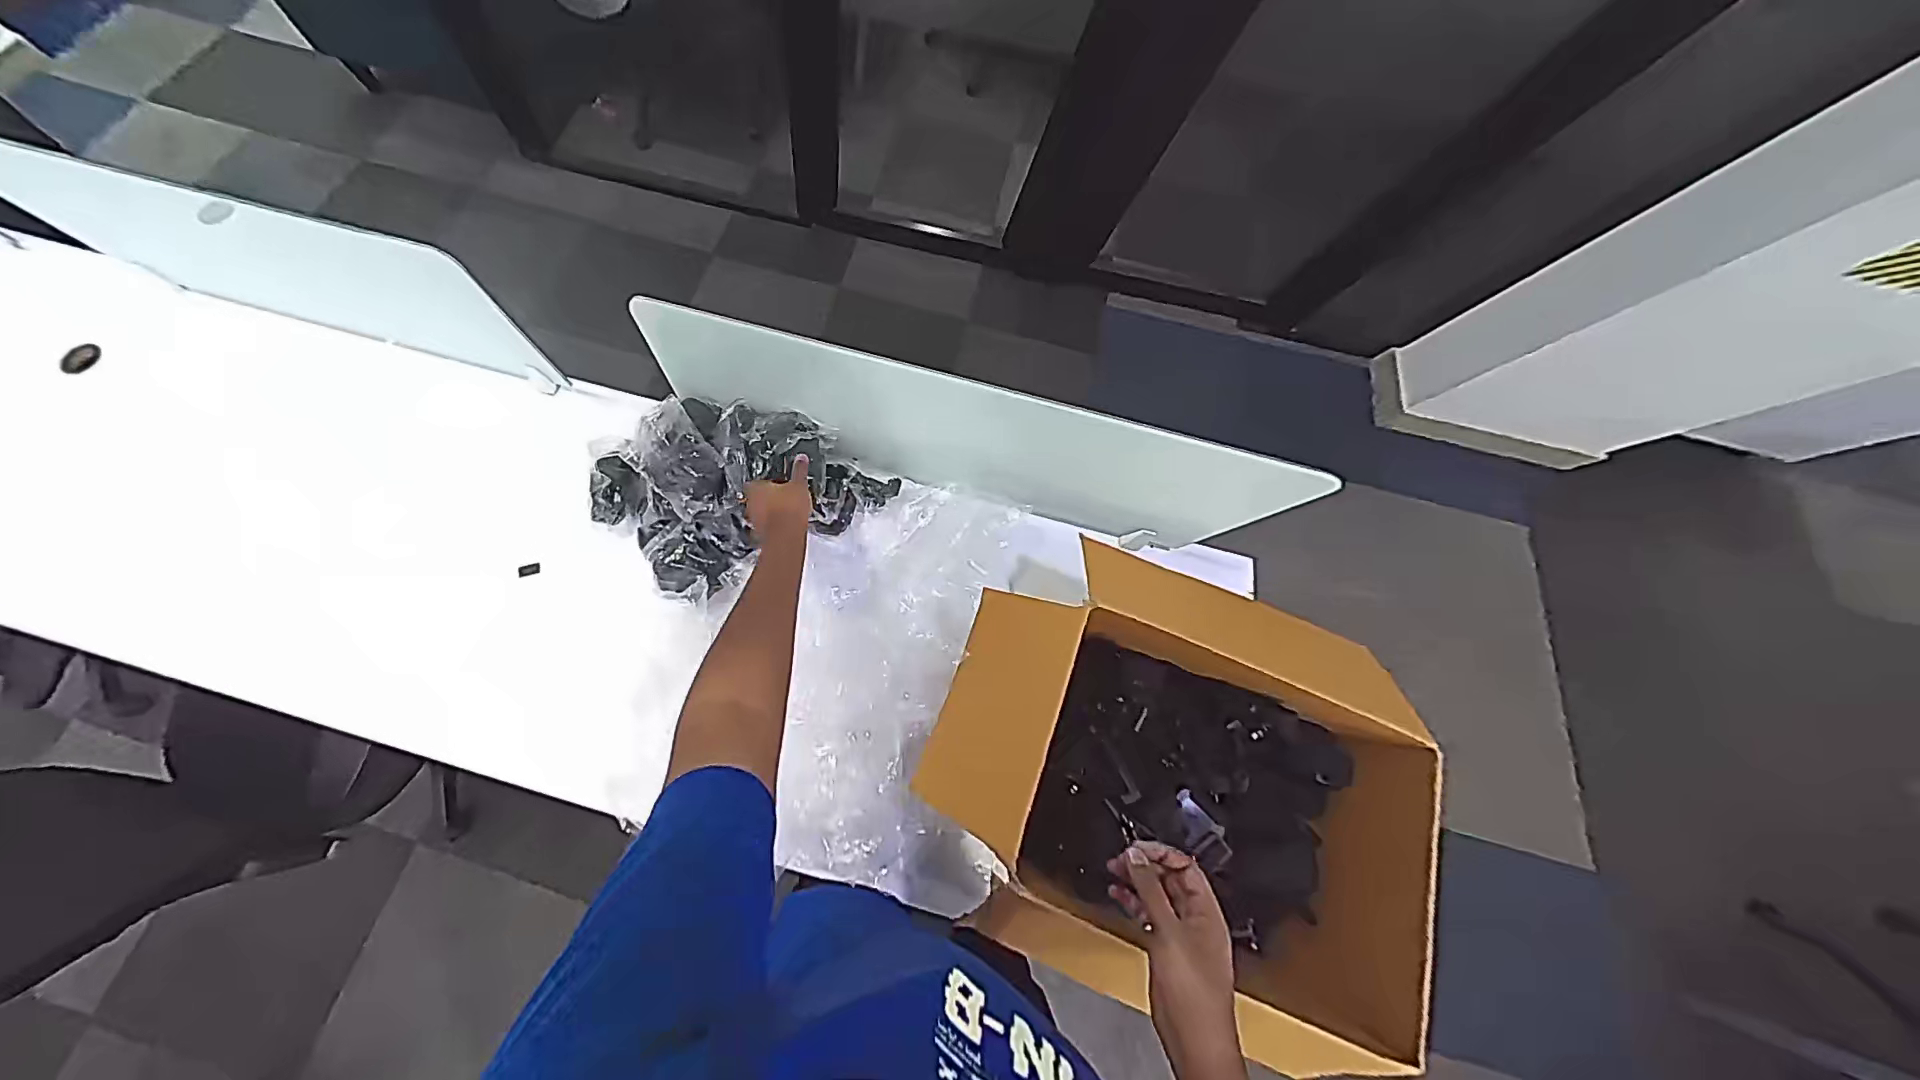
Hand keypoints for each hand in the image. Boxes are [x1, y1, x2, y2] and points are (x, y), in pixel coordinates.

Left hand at [744, 454, 811, 541]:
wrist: (787, 535)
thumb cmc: (789, 509)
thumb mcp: (799, 484)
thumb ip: (799, 470)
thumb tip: (801, 459)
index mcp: (756, 487)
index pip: (756, 480)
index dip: (768, 481)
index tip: (778, 482)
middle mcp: (751, 502)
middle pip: (757, 496)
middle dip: (769, 496)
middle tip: (783, 496)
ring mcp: (754, 519)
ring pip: (760, 511)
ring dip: (770, 511)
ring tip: (786, 511)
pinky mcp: (761, 533)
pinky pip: (766, 526)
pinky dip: (773, 524)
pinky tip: (786, 524)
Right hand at [1108, 842, 1243, 1079]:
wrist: (1194, 1039)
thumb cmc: (1194, 993)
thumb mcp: (1169, 932)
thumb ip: (1151, 891)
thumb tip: (1137, 856)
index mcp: (1207, 911)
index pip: (1185, 866)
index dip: (1160, 853)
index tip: (1135, 849)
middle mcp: (1195, 919)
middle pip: (1170, 878)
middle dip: (1145, 864)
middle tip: (1120, 858)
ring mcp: (1180, 934)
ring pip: (1157, 895)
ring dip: (1137, 881)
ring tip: (1115, 870)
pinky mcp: (1165, 948)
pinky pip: (1149, 914)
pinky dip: (1134, 902)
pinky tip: (1119, 894)